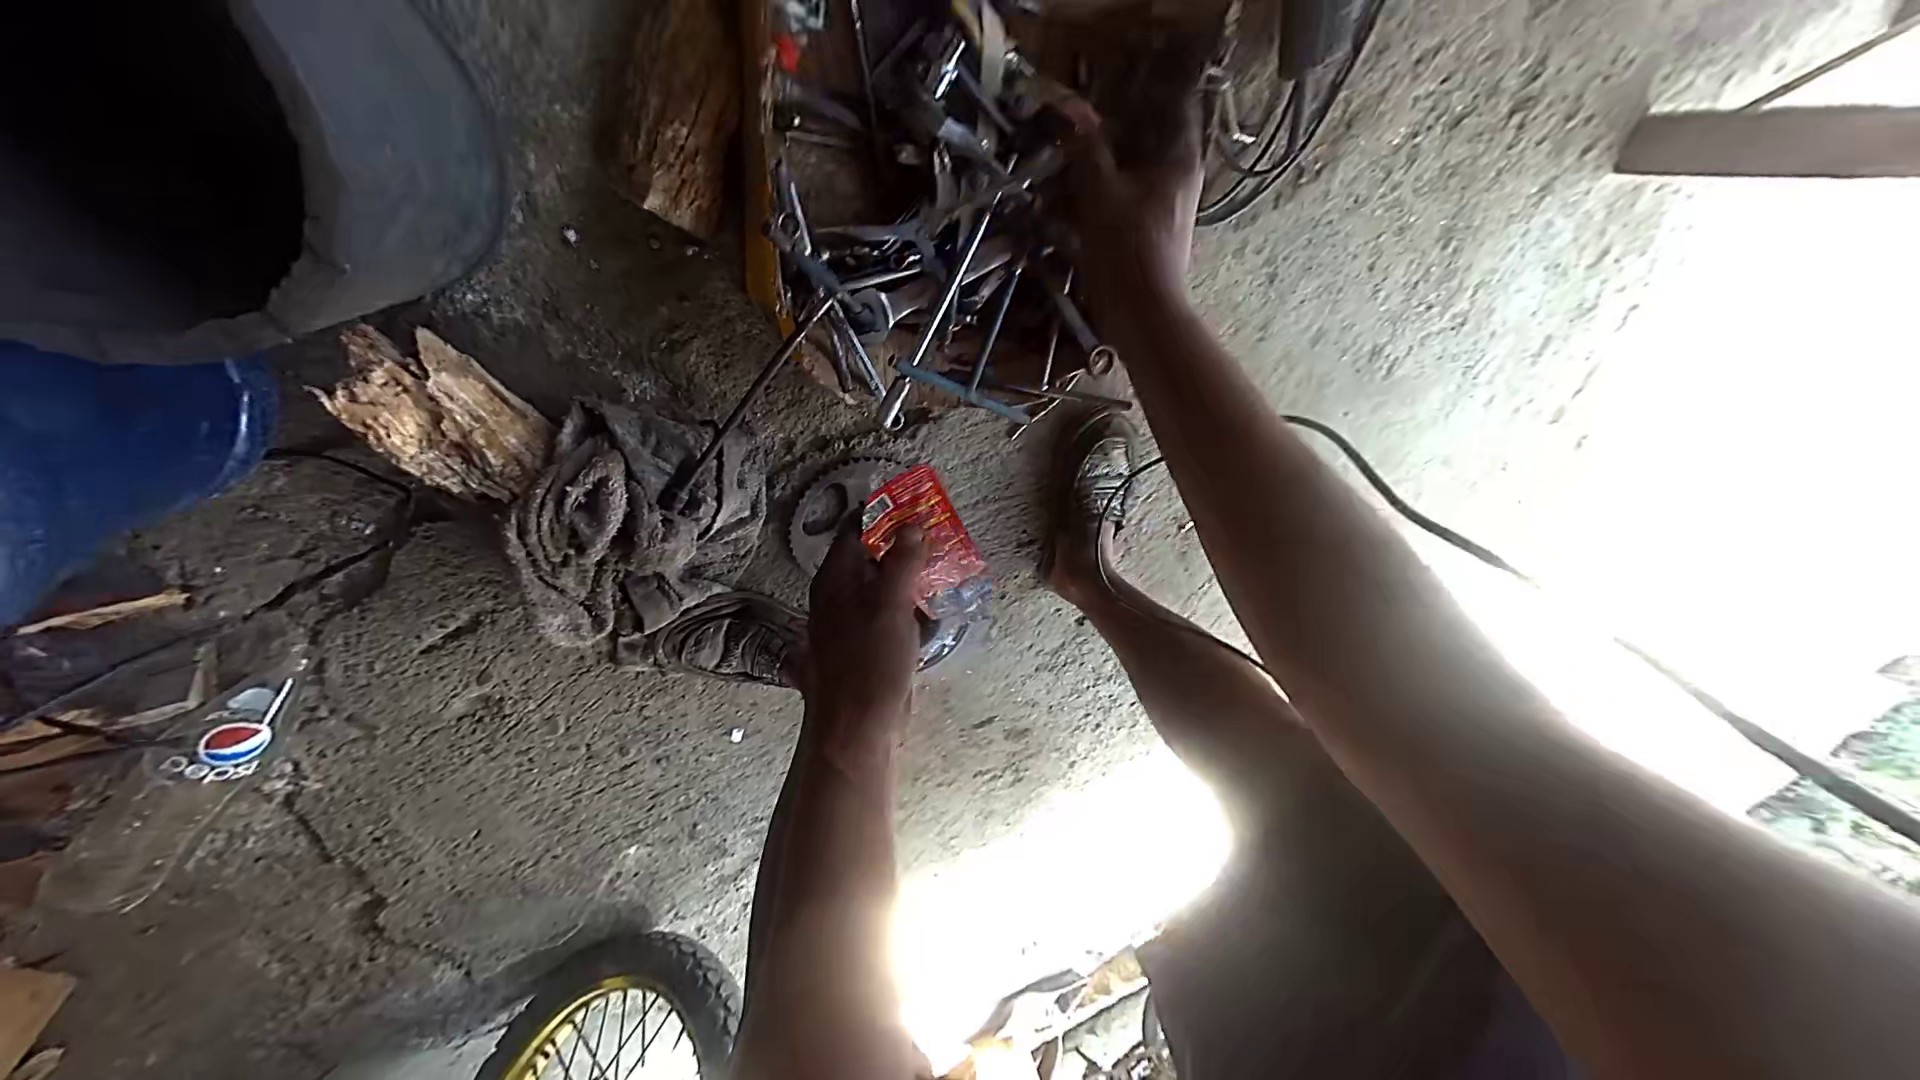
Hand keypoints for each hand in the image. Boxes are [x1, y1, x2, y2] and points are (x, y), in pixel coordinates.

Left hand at [794, 523, 928, 756]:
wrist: (857, 728)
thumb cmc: (870, 661)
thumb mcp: (891, 603)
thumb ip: (902, 559)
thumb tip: (912, 523)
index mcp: (835, 580)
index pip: (855, 531)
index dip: (883, 514)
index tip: (915, 505)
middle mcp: (837, 598)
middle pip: (870, 559)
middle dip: (903, 548)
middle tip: (937, 539)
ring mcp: (850, 626)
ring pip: (881, 590)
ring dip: (908, 580)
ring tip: (940, 572)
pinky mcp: (866, 650)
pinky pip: (888, 618)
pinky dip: (908, 610)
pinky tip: (929, 614)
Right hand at [1062, 95, 1202, 311]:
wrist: (1141, 314)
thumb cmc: (1126, 250)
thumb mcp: (1100, 194)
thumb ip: (1087, 150)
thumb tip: (1072, 110)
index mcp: (1180, 161)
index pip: (1167, 109)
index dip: (1133, 101)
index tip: (1099, 107)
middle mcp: (1180, 182)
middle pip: (1143, 147)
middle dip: (1107, 145)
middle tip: (1071, 143)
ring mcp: (1166, 213)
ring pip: (1130, 181)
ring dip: (1098, 178)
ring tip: (1064, 179)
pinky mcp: (1150, 239)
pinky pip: (1125, 209)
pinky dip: (1101, 206)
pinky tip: (1072, 213)